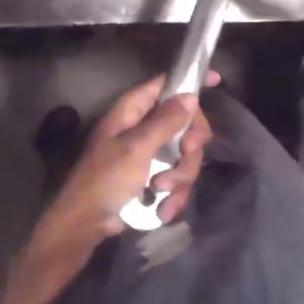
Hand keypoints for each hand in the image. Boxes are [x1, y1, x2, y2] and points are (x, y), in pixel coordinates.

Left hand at [1, 74, 215, 303]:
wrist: (87, 223)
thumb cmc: (105, 179)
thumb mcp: (136, 148)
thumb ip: (165, 122)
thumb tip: (190, 96)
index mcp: (133, 111)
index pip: (164, 84)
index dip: (190, 81)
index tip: (217, 80)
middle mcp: (143, 128)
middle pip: (184, 123)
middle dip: (189, 144)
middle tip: (187, 153)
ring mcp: (149, 154)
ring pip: (184, 155)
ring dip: (180, 175)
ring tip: (161, 189)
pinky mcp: (153, 177)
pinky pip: (177, 178)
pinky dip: (174, 195)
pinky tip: (164, 210)